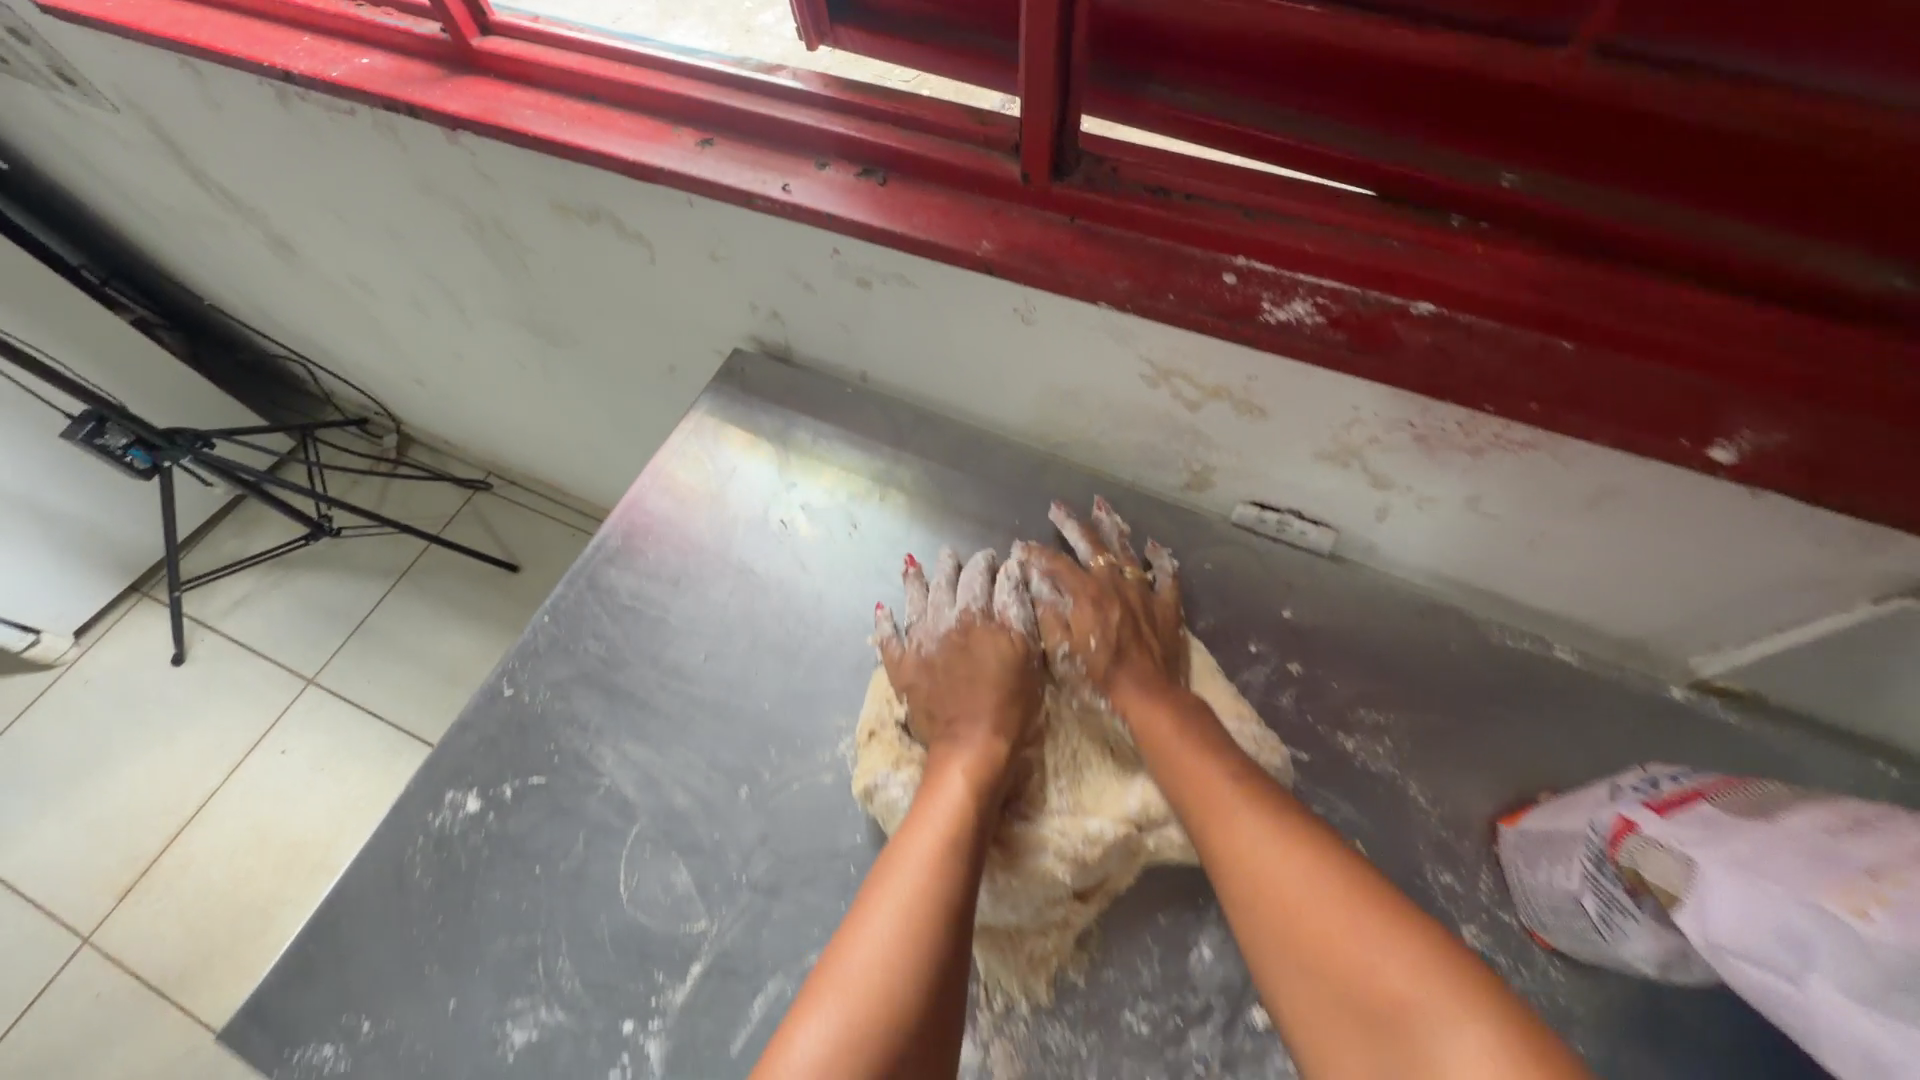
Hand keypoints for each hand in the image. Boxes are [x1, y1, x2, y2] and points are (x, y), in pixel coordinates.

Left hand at [875, 548, 1043, 800]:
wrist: (971, 745)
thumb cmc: (1011, 703)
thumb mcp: (1027, 651)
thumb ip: (1016, 607)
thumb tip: (1009, 570)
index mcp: (976, 615)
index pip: (980, 577)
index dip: (986, 564)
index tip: (991, 558)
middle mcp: (943, 621)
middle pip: (946, 584)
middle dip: (950, 567)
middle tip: (951, 555)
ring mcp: (918, 644)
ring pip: (915, 603)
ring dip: (915, 582)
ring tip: (914, 566)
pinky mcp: (901, 668)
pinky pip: (888, 639)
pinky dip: (884, 622)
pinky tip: (882, 609)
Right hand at [1018, 497, 1186, 698]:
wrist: (1148, 693)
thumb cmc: (1099, 676)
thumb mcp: (1061, 649)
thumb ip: (1048, 613)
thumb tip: (1035, 584)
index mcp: (1086, 593)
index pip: (1056, 564)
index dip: (1036, 554)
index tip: (1022, 546)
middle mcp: (1114, 582)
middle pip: (1091, 545)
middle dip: (1071, 524)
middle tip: (1058, 507)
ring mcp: (1143, 590)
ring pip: (1127, 550)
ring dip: (1112, 526)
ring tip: (1101, 505)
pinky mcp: (1166, 604)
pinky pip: (1165, 575)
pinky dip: (1159, 558)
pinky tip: (1153, 545)